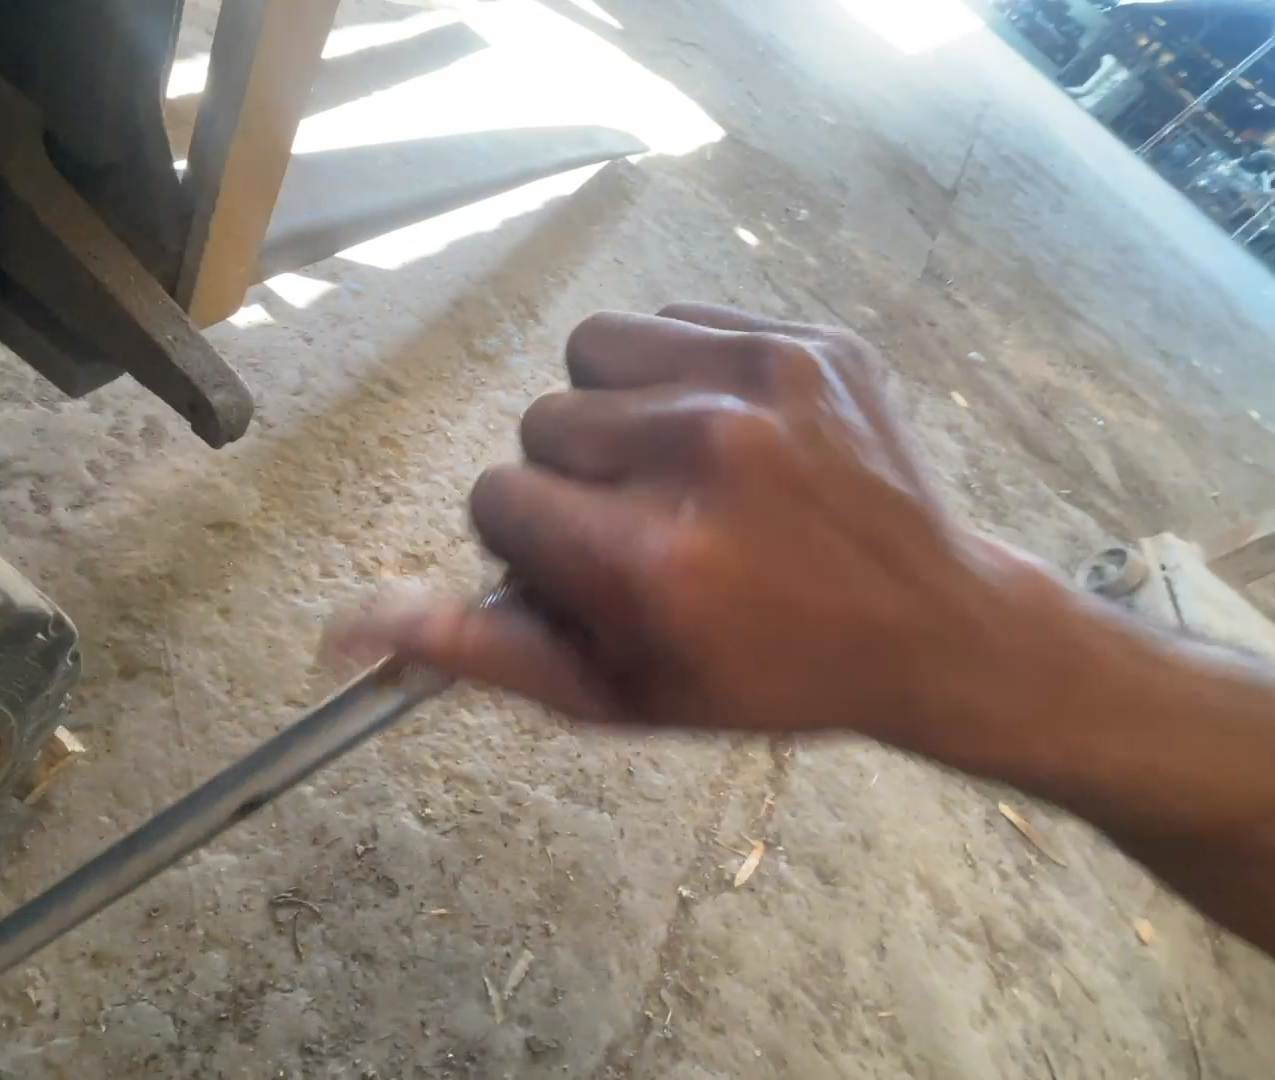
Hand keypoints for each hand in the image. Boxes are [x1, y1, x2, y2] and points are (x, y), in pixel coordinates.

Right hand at [331, 303, 1054, 748]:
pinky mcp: (803, 336)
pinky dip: (670, 372)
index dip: (529, 537)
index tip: (587, 562)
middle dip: (569, 480)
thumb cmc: (755, 675)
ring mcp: (759, 380)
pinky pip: (667, 321)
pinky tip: (723, 428)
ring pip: (590, 353)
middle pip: (540, 422)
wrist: (926, 625)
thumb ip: (479, 653)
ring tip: (672, 467)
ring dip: (610, 414)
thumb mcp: (613, 695)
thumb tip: (348, 627)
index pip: (495, 497)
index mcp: (645, 559)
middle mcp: (695, 452)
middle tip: (641, 523)